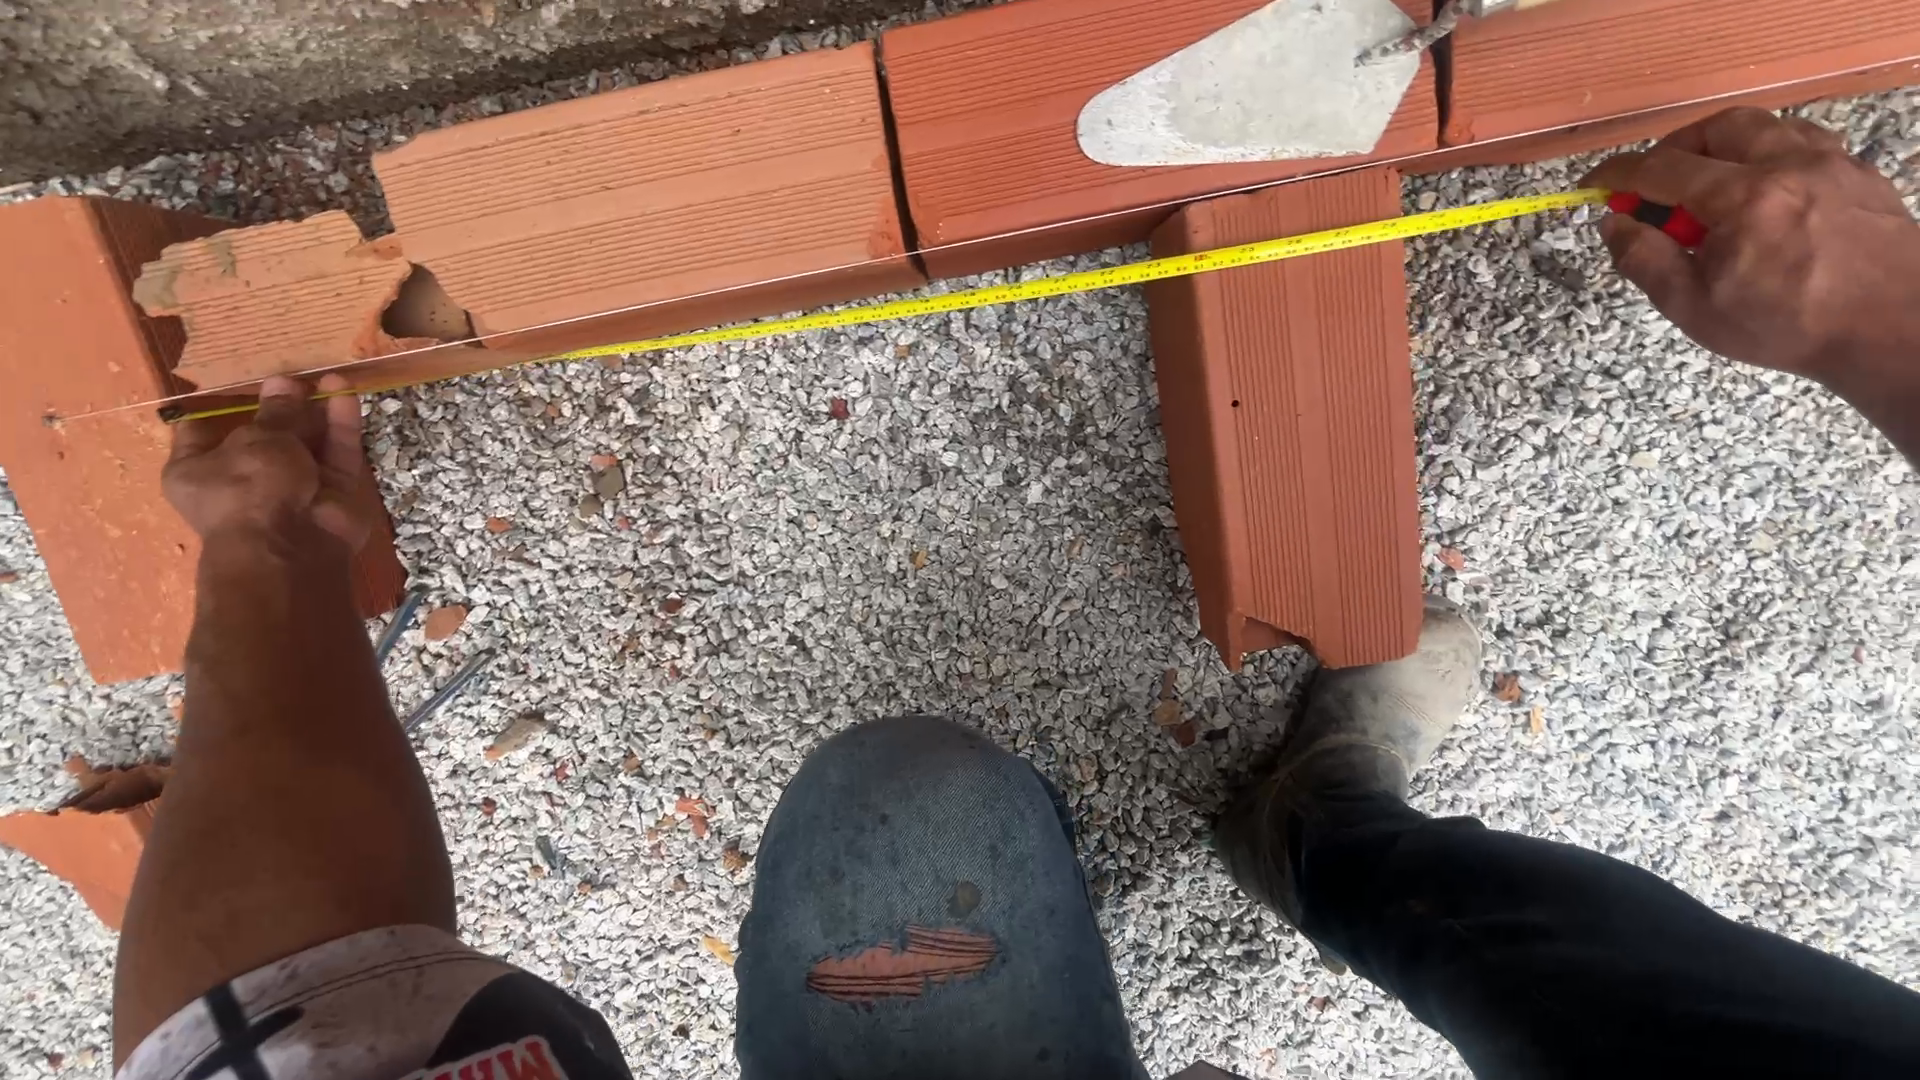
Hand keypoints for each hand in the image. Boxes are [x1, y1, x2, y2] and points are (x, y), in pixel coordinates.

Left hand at [163, 374, 375, 551]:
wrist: (294, 544)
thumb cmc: (250, 489)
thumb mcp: (255, 442)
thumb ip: (276, 413)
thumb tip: (283, 383)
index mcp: (199, 468)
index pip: (204, 431)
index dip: (222, 405)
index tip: (242, 382)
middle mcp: (246, 476)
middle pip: (266, 434)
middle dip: (282, 406)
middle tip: (297, 377)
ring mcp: (296, 483)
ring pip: (308, 440)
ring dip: (317, 411)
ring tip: (327, 377)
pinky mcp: (336, 488)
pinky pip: (338, 451)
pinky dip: (342, 424)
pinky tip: (345, 393)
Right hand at [1584, 107, 1919, 386]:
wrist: (1892, 324)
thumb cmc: (1782, 323)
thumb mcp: (1689, 303)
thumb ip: (1644, 258)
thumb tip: (1613, 223)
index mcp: (1743, 198)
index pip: (1662, 168)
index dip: (1617, 173)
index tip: (1591, 183)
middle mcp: (1790, 165)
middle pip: (1719, 128)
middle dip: (1671, 149)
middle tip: (1647, 187)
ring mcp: (1831, 163)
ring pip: (1762, 129)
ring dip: (1717, 150)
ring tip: (1696, 192)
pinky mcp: (1855, 173)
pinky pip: (1798, 142)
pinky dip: (1758, 156)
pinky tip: (1745, 195)